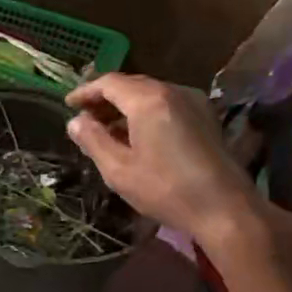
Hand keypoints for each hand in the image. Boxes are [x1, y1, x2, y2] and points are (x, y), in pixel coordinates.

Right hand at [65, 75, 291, 261]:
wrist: (224, 208)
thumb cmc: (165, 189)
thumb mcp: (118, 169)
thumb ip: (93, 140)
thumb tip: (75, 122)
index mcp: (149, 101)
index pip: (109, 83)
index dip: (85, 91)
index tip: (68, 104)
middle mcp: (173, 92)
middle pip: (131, 84)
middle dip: (104, 98)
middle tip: (83, 117)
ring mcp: (194, 102)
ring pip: (150, 94)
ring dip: (124, 106)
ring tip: (104, 128)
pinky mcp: (205, 117)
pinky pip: (166, 104)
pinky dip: (144, 112)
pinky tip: (134, 134)